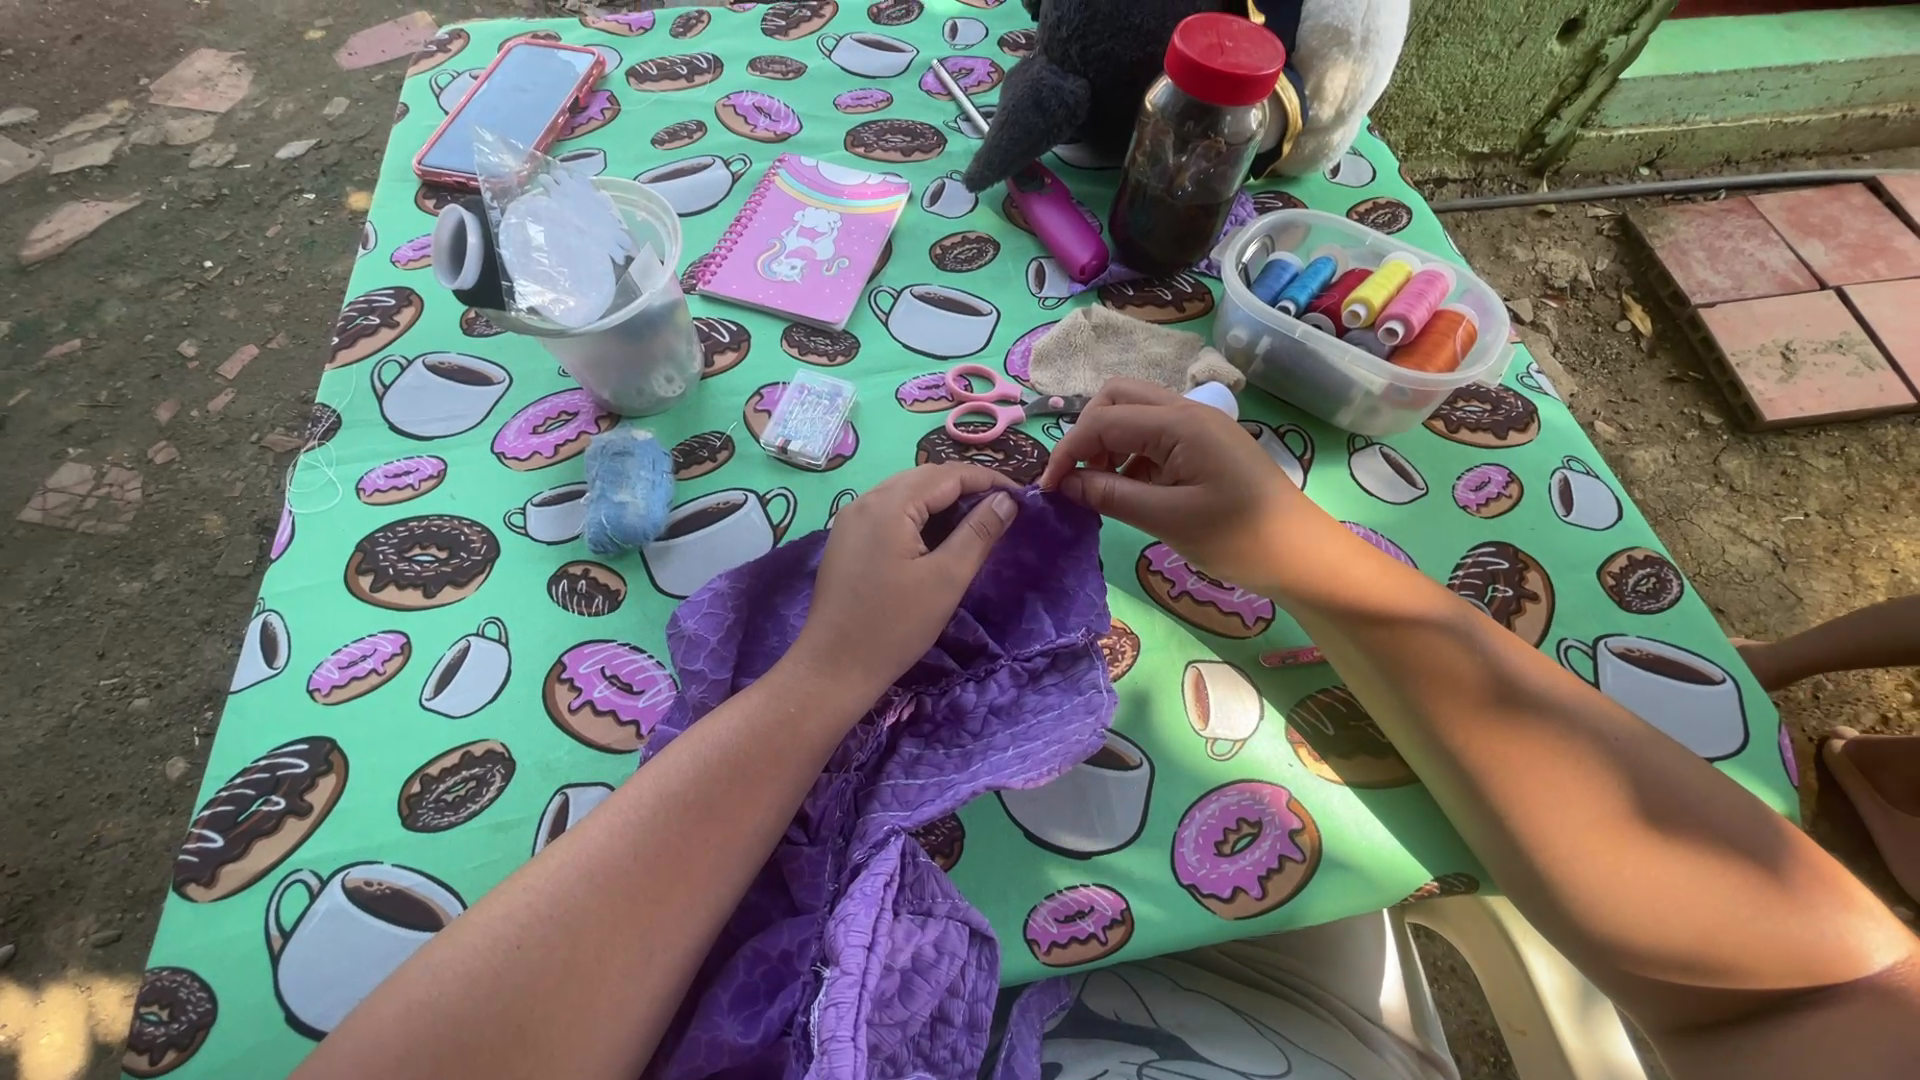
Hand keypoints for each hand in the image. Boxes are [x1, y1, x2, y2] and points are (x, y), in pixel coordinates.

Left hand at [790, 464, 1020, 697]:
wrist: (834, 666)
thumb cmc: (895, 626)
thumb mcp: (946, 579)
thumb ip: (979, 533)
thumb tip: (1007, 500)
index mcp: (889, 504)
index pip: (947, 474)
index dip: (987, 480)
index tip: (1020, 495)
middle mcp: (865, 501)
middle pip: (924, 477)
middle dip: (965, 486)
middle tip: (1002, 507)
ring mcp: (850, 519)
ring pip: (905, 492)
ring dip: (941, 499)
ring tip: (976, 519)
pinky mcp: (846, 539)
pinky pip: (889, 510)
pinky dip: (918, 513)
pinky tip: (937, 535)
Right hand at [1038, 378, 1308, 587]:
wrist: (1302, 554)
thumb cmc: (1239, 538)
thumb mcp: (1168, 519)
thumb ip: (1110, 495)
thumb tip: (1063, 484)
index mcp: (1180, 423)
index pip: (1103, 419)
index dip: (1067, 451)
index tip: (1048, 490)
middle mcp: (1187, 411)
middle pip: (1116, 398)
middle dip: (1086, 434)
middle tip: (1077, 480)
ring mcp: (1198, 426)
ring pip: (1133, 414)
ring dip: (1107, 444)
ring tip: (1101, 489)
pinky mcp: (1203, 445)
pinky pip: (1152, 436)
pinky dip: (1129, 456)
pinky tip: (1131, 491)